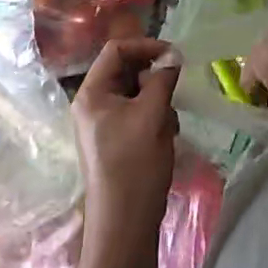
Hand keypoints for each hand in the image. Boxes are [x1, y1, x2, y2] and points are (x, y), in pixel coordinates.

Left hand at [71, 38, 178, 236]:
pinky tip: (164, 135)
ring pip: (135, 92)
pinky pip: (137, 112)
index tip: (175, 56)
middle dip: (153, 76)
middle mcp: (93, 104)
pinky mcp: (116, 139)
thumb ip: (163, 78)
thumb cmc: (135, 163)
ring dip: (157, 98)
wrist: (125, 222)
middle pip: (125, 70)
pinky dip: (154, 116)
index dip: (146, 46)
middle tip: (174, 90)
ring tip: (168, 121)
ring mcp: (103, 123)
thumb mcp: (153, 114)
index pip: (116, 50)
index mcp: (92, 93)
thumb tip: (173, 56)